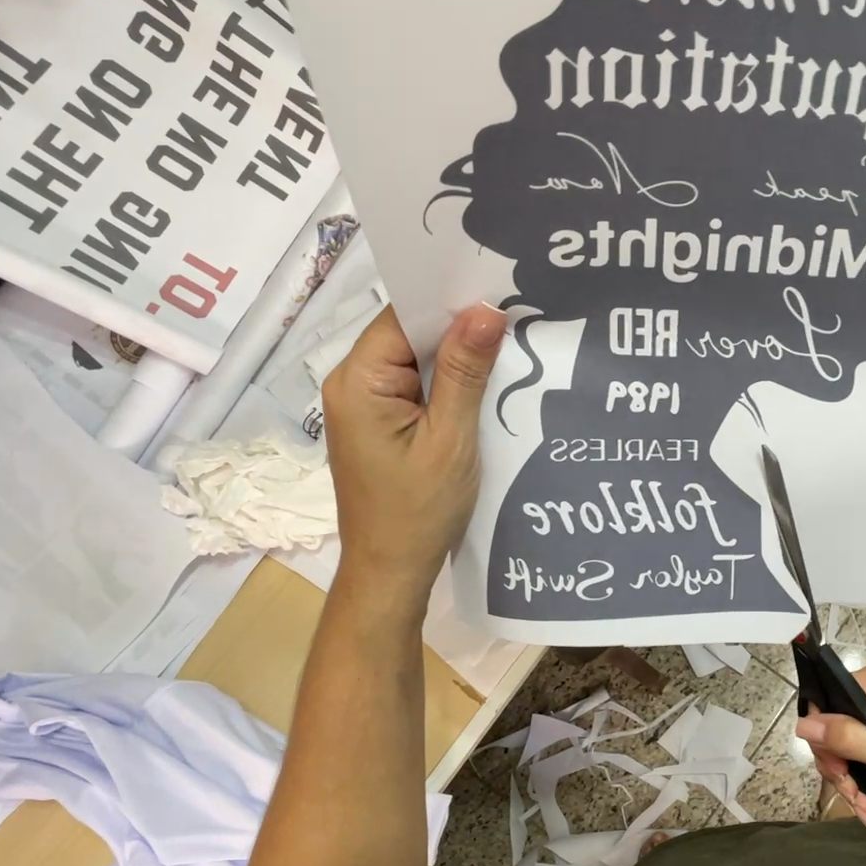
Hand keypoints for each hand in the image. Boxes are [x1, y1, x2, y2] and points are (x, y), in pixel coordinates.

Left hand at [322, 304, 505, 605]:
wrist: (392, 569)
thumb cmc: (420, 510)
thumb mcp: (451, 439)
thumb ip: (465, 372)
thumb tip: (486, 310)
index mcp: (358, 381)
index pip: (404, 317)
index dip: (450, 305)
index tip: (499, 295)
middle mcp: (351, 384)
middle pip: (407, 335)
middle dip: (457, 331)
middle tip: (514, 321)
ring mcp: (363, 405)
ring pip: (414, 361)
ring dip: (455, 360)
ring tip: (506, 351)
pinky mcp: (378, 423)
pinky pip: (414, 387)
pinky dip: (446, 385)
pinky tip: (481, 387)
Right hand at [794, 660, 865, 823]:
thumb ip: (848, 737)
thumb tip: (802, 725)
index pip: (828, 697)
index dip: (824, 735)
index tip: (837, 770)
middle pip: (831, 723)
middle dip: (837, 764)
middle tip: (851, 794)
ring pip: (839, 741)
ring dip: (846, 777)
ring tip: (862, 806)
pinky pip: (852, 749)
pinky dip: (855, 777)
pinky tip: (865, 803)